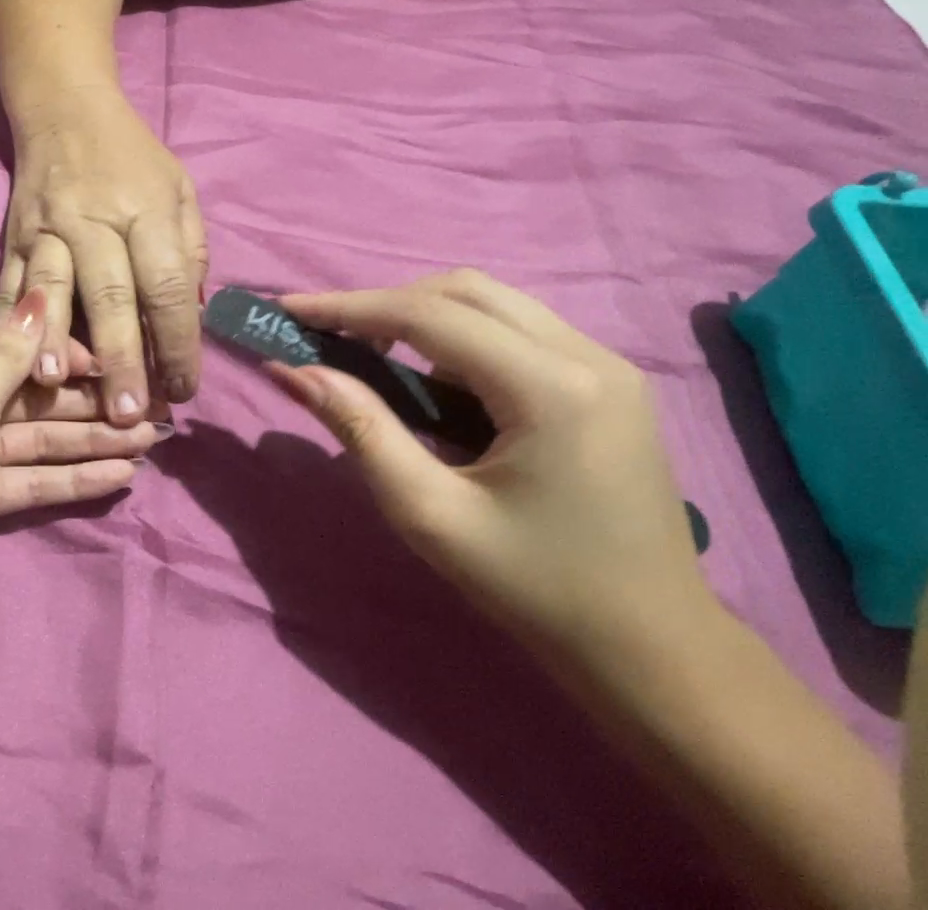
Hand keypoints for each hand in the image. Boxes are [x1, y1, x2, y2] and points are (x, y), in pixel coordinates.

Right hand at [0, 87, 207, 425]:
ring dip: (54, 339)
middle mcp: (93, 221)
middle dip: (120, 358)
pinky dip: (8, 323)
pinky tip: (10, 359)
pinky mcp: (12, 238)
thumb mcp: (180, 189)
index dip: (176, 342)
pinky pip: (9, 283)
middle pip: (109, 296)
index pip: (166, 284)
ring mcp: (46, 229)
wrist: (63, 110)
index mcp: (145, 209)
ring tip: (57, 384)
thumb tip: (189, 316)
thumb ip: (190, 249)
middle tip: (127, 413)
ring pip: (50, 290)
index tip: (183, 389)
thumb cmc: (131, 157)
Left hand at [0, 288, 163, 594]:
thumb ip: (13, 350)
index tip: (108, 360)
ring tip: (148, 442)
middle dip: (88, 401)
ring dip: (91, 440)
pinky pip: (34, 477)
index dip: (61, 349)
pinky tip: (120, 475)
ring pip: (41, 439)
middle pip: (33, 394)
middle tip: (148, 409)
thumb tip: (38, 292)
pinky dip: (74, 477)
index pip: (12, 344)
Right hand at [270, 269, 717, 667]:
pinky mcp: (609, 386)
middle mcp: (589, 357)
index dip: (349, 307)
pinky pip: (519, 335)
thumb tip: (294, 372)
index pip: (430, 316)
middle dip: (385, 304)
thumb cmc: (531, 584)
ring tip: (368, 359)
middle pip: (466, 291)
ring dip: (422, 319)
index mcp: (551, 388)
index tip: (287, 309)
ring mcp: (608, 368)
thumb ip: (361, 430)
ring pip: (496, 306)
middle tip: (328, 338)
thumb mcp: (428, 512)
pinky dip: (460, 342)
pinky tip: (431, 386)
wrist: (647, 642)